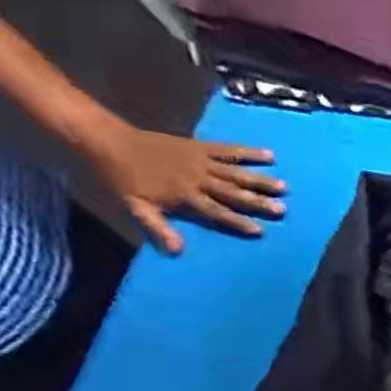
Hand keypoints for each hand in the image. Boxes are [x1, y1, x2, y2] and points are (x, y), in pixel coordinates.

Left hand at [86, 127, 285, 253]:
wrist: (106, 140)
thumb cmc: (121, 178)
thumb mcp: (134, 206)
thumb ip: (157, 228)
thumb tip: (177, 250)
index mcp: (184, 196)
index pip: (216, 212)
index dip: (237, 222)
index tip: (260, 230)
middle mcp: (197, 179)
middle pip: (233, 193)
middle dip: (257, 201)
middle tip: (281, 209)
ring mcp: (201, 161)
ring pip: (236, 173)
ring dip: (260, 180)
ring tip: (284, 187)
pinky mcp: (200, 147)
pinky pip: (228, 150)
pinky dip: (249, 152)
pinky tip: (269, 155)